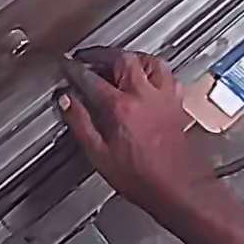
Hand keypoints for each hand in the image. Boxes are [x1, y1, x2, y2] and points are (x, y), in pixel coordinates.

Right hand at [59, 48, 220, 213]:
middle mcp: (144, 96)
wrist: (177, 189)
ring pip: (149, 61)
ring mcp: (163, 97)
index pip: (91, 78)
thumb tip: (67, 101)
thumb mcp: (99, 154)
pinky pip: (167, 75)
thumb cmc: (141, 177)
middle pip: (122, 58)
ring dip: (130, 57)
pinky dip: (154, 70)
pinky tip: (147, 76)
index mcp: (121, 108)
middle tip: (89, 58)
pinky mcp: (176, 104)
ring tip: (118, 60)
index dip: (75, 68)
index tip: (67, 65)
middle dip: (102, 54)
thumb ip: (81, 123)